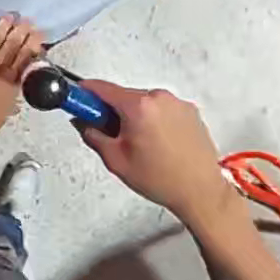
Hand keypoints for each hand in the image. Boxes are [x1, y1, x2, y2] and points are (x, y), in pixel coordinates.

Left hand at [0, 16, 42, 154]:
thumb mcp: (0, 118)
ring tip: (10, 16)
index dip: (34, 47)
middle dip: (22, 32)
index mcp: (10, 88)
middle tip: (28, 22)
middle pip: (13, 47)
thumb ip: (8, 103)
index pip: (26, 62)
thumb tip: (13, 101)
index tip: (39, 36)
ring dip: (4, 26)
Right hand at [78, 80, 239, 226]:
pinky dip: (155, 120)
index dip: (85, 94)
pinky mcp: (189, 110)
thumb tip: (83, 122)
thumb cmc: (164, 179)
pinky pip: (162, 109)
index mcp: (140, 107)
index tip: (78, 100)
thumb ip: (93, 135)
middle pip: (123, 96)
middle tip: (112, 136)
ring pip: (144, 103)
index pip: (101, 88)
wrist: (200, 191)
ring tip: (141, 146)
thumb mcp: (116, 160)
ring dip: (135, 117)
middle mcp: (160, 98)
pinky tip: (157, 144)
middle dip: (113, 112)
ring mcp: (177, 103)